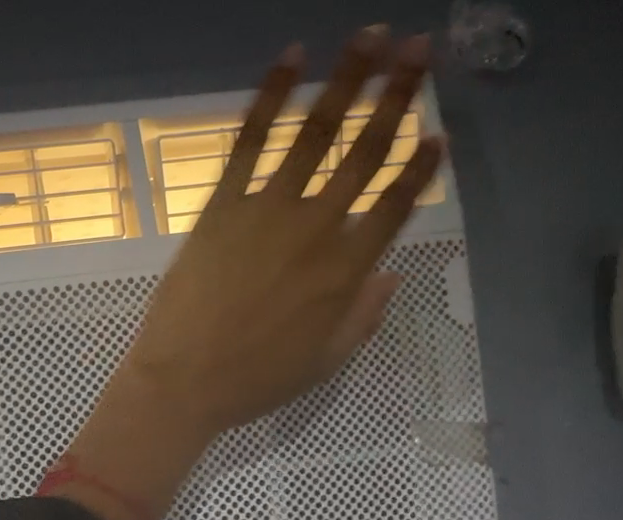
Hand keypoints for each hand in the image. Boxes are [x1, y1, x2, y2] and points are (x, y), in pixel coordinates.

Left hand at [121, 27, 445, 432]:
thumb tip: (393, 277)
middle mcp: (316, 230)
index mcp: (346, 272)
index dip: (421, 168)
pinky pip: (250, 140)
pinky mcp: (222, 204)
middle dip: (399, 95)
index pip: (396, 206)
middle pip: (366, 153)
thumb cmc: (254, 381)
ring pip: (317, 133)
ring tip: (374, 34)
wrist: (183, 382)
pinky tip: (291, 56)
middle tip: (422, 47)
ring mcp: (267, 211)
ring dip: (349, 77)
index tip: (439, 134)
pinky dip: (271, 96)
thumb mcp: (324, 363)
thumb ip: (363, 317)